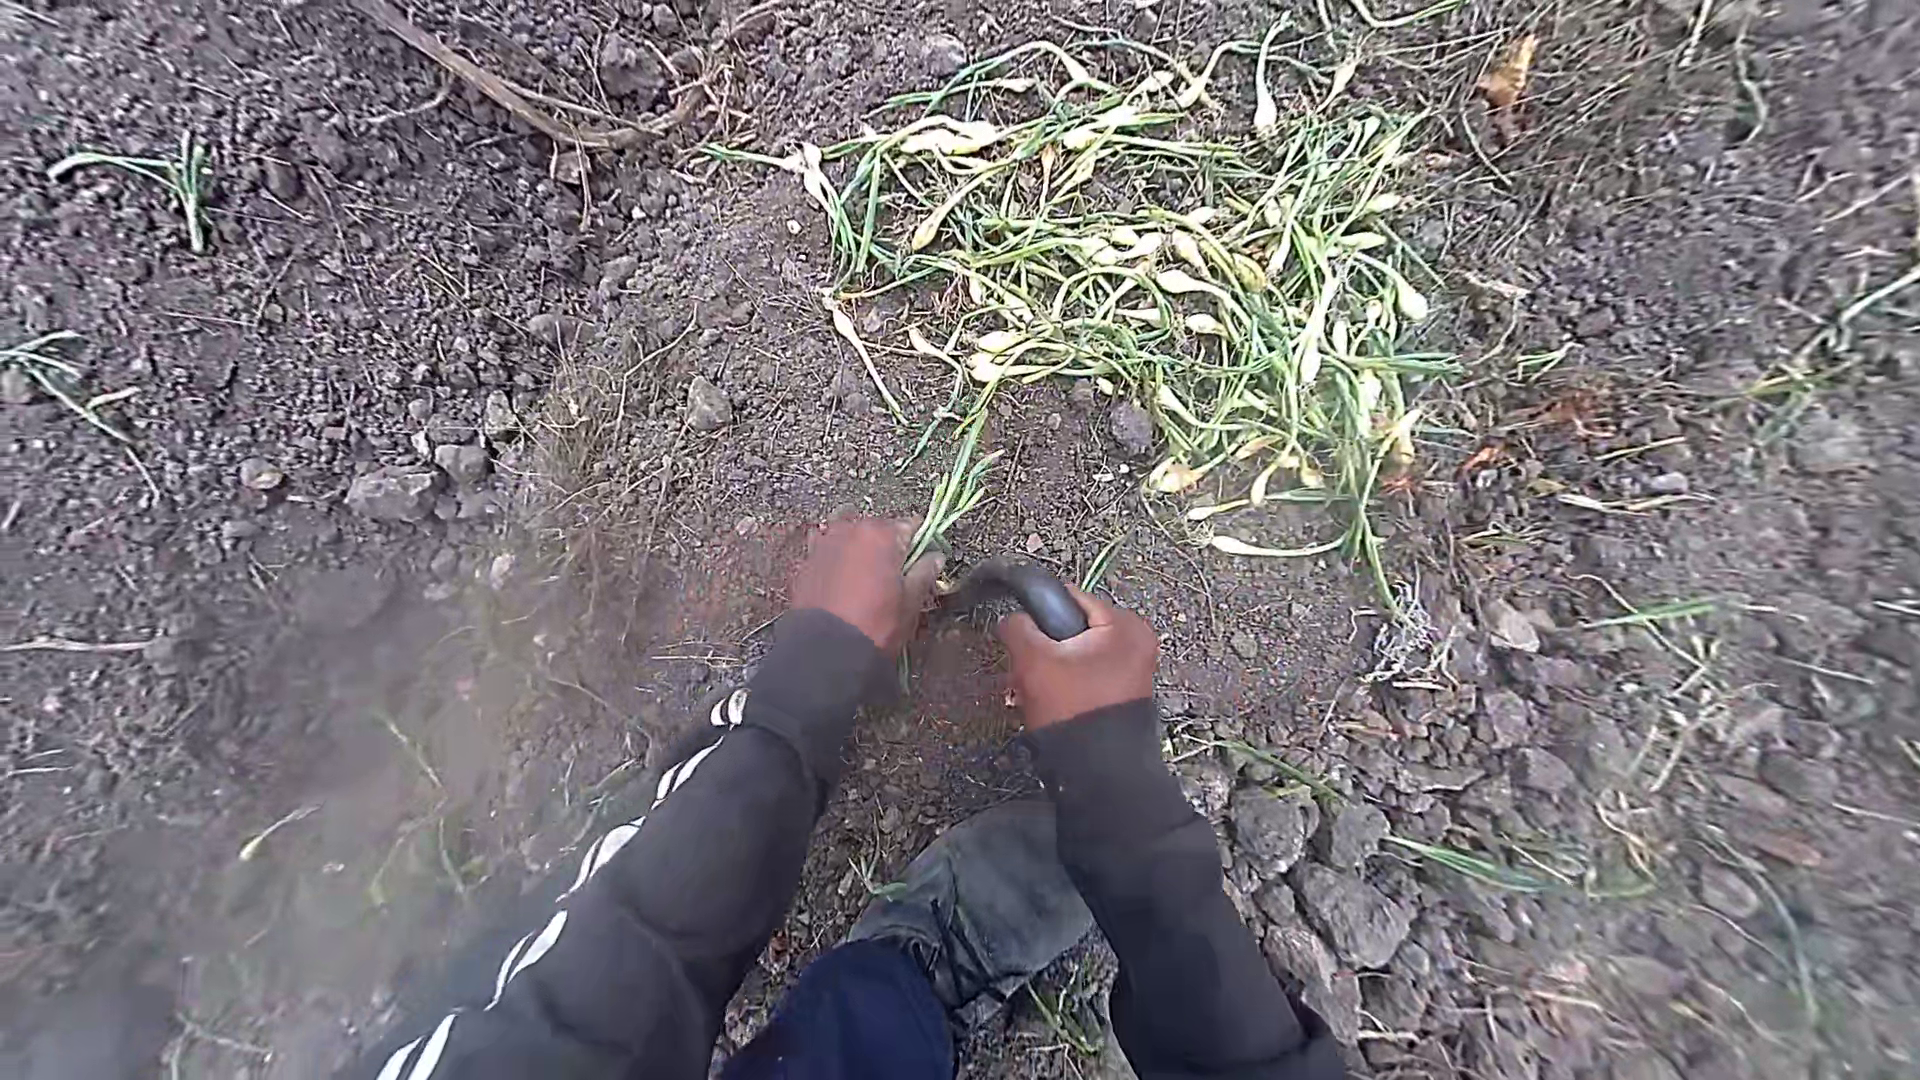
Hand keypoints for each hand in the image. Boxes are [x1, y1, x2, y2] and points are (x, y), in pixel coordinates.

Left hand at [789, 517, 943, 654]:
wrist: (824, 652)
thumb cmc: (874, 626)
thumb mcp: (910, 603)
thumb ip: (924, 573)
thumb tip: (934, 557)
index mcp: (881, 534)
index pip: (910, 526)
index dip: (920, 544)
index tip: (923, 562)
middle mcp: (850, 530)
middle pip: (878, 530)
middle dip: (888, 548)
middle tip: (895, 578)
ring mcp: (824, 544)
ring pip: (850, 538)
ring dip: (860, 551)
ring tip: (866, 579)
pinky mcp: (805, 562)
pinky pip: (827, 552)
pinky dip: (836, 560)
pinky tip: (841, 580)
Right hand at [997, 586, 1158, 729]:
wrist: (1100, 773)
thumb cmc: (1076, 713)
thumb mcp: (1034, 660)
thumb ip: (1018, 627)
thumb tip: (1011, 619)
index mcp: (1126, 626)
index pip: (1069, 598)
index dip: (1038, 613)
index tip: (1021, 634)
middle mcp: (1137, 643)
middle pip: (1070, 628)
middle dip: (1042, 646)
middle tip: (1024, 667)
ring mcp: (1132, 670)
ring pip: (1074, 653)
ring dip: (1048, 667)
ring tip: (1031, 687)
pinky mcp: (1122, 693)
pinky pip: (1084, 674)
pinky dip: (1063, 682)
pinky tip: (1045, 700)